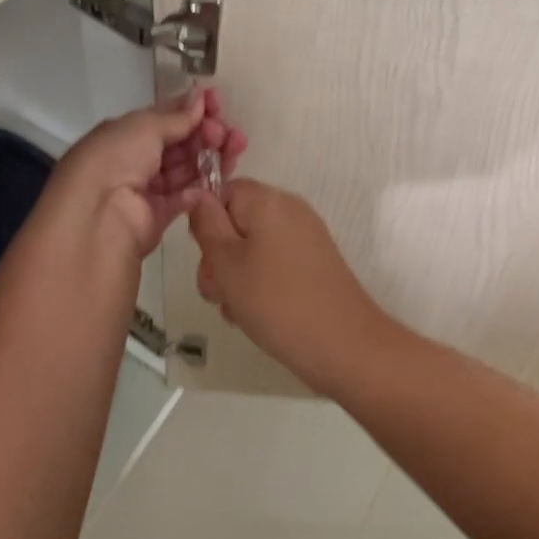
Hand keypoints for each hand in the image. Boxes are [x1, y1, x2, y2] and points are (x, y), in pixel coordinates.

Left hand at [43, 87, 246, 262]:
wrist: (98, 214)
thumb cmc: (116, 158)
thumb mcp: (144, 127)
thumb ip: (177, 117)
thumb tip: (200, 98)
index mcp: (127, 133)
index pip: (165, 117)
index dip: (192, 109)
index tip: (219, 102)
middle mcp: (136, 158)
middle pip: (180, 143)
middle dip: (207, 133)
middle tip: (227, 132)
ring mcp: (148, 188)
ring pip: (187, 169)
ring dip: (212, 157)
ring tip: (236, 148)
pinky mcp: (159, 215)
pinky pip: (186, 197)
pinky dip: (203, 187)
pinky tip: (221, 176)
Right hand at [185, 179, 391, 392]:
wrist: (344, 346)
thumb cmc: (276, 301)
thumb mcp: (227, 263)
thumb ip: (206, 225)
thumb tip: (194, 193)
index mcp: (268, 201)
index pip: (223, 192)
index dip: (207, 223)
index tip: (207, 257)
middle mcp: (290, 211)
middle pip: (236, 222)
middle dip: (219, 257)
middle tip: (219, 291)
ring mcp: (305, 239)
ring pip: (251, 249)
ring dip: (235, 278)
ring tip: (238, 310)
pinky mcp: (314, 265)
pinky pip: (273, 265)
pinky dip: (259, 286)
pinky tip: (255, 315)